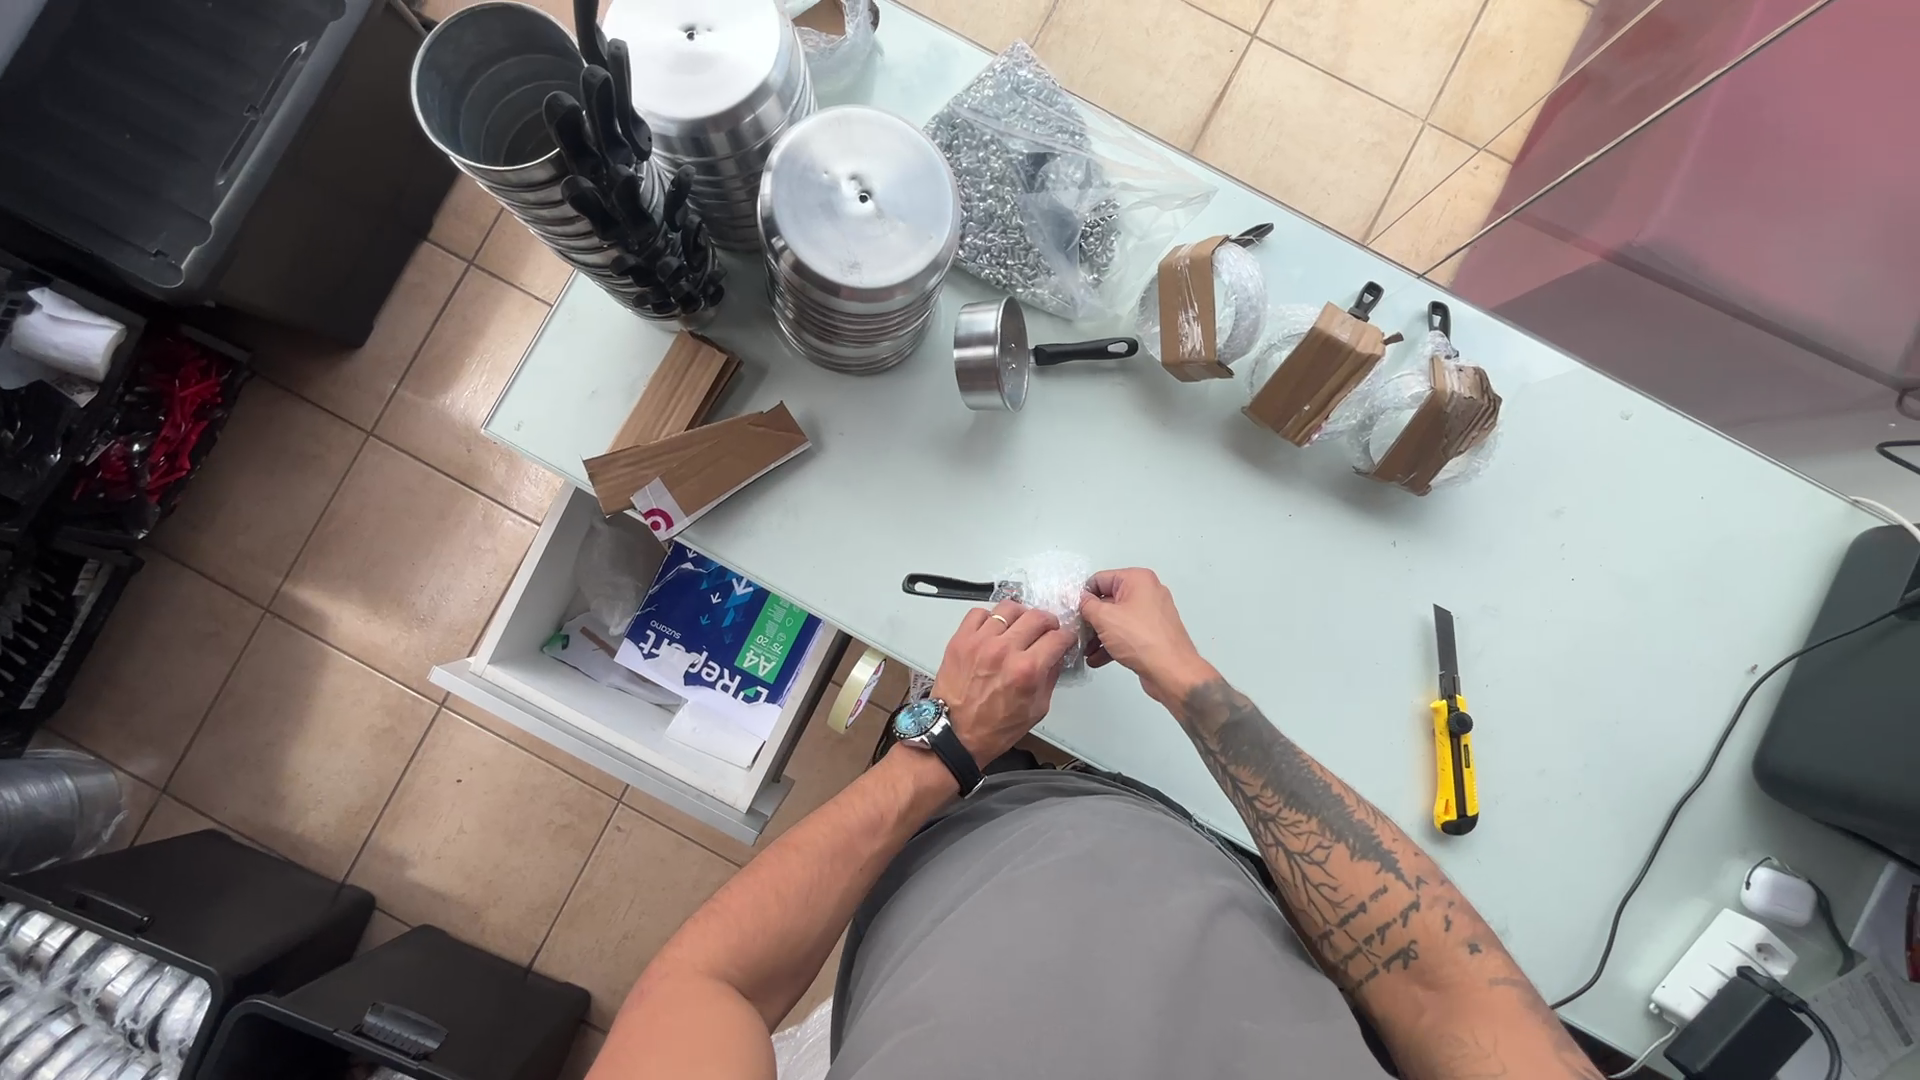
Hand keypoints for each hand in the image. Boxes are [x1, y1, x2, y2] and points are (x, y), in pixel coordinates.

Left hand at [927, 600, 1077, 766]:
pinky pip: (978, 613)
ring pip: (1009, 608)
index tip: (1064, 639)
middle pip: (1037, 617)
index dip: (1067, 637)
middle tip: (1047, 629)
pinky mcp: (960, 640)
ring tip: (1021, 625)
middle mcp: (1004, 651)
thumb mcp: (1036, 710)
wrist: (954, 735)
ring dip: (1021, 615)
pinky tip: (994, 629)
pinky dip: (990, 617)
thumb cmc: (991, 729)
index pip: (1058, 637)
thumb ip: (1049, 679)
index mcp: (1027, 671)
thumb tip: (1055, 657)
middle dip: (1049, 622)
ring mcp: (980, 642)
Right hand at [1080, 568, 1217, 707]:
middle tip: (1076, 633)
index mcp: (1137, 580)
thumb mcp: (1104, 618)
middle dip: (1090, 619)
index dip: (1083, 596)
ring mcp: (1151, 614)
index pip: (1100, 580)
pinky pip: (1126, 633)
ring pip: (1116, 619)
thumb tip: (1081, 599)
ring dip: (1098, 634)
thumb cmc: (1140, 639)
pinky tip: (1096, 659)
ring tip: (1085, 650)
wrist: (1172, 672)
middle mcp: (1147, 592)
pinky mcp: (1152, 634)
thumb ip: (1087, 605)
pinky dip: (1112, 644)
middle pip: (1108, 600)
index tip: (1072, 612)